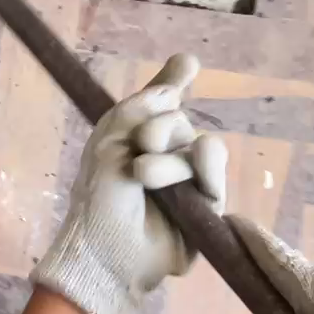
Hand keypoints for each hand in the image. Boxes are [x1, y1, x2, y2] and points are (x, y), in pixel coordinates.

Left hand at [31, 54, 225, 313]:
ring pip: (202, 147)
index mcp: (132, 140)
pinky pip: (215, 173)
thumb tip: (181, 72)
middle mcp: (161, 155)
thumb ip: (141, 106)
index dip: (172, 84)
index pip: (159, 106)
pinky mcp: (206, 205)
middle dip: (161, 129)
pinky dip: (204, 169)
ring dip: (172, 157)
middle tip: (140, 147)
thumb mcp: (110, 142)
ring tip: (144, 175)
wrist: (107, 250)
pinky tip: (196, 173)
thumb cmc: (98, 197)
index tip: (188, 63)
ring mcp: (185, 180)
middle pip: (180, 123)